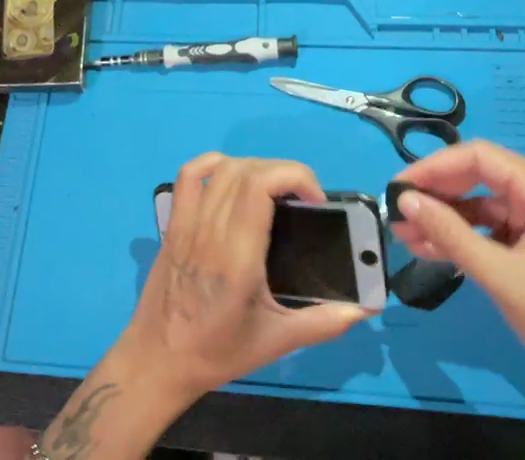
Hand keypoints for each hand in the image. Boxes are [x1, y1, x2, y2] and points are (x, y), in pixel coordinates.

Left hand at [115, 153, 373, 399]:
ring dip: (254, 167)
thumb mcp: (276, 342)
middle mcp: (210, 231)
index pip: (259, 186)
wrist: (158, 361)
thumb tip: (366, 309)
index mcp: (237, 257)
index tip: (315, 201)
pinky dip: (212, 164)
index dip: (293, 176)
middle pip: (246, 170)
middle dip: (283, 172)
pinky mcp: (172, 225)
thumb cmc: (218, 352)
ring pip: (220, 168)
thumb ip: (324, 323)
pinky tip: (232, 177)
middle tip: (304, 200)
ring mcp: (187, 224)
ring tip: (274, 191)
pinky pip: (188, 176)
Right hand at [388, 142, 524, 404]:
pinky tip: (437, 251)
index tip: (398, 188)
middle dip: (438, 196)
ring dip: (449, 221)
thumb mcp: (502, 277)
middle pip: (482, 179)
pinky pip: (500, 231)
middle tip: (397, 215)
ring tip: (407, 237)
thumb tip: (406, 200)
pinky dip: (470, 239)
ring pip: (488, 208)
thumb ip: (452, 235)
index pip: (480, 157)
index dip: (434, 168)